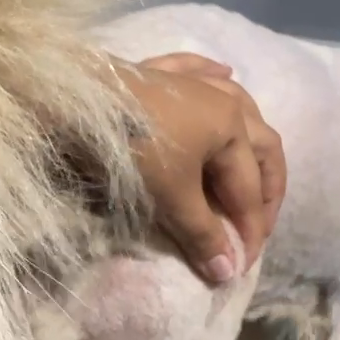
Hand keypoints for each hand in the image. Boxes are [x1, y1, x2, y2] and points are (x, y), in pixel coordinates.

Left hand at [115, 54, 285, 284]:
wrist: (74, 106)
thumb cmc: (132, 150)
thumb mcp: (169, 196)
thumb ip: (200, 233)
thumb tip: (229, 272)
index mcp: (231, 127)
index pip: (250, 189)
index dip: (250, 230)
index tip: (243, 265)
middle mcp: (220, 98)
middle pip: (260, 143)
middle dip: (265, 186)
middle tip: (260, 223)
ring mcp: (189, 80)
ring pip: (237, 100)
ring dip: (249, 132)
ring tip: (251, 161)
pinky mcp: (156, 70)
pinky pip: (196, 67)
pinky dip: (212, 73)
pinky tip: (223, 72)